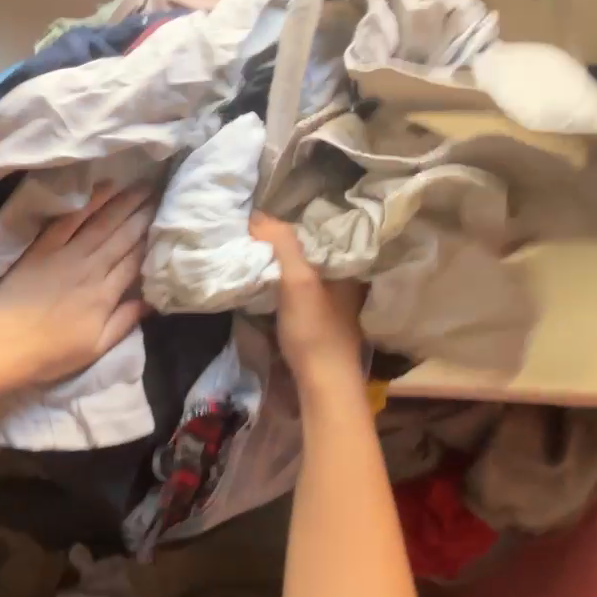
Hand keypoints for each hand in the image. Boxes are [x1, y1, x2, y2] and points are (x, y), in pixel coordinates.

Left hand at [0, 184, 154, 384]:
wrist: (4, 345)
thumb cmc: (51, 353)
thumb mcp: (96, 347)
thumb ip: (126, 321)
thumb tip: (153, 299)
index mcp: (105, 294)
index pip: (137, 259)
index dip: (154, 239)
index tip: (169, 220)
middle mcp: (90, 268)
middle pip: (124, 235)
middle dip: (145, 213)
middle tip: (164, 193)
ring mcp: (65, 254)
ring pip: (102, 222)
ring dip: (124, 202)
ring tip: (143, 185)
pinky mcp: (42, 248)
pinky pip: (69, 219)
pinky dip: (88, 203)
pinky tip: (105, 188)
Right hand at [250, 213, 365, 386]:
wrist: (322, 382)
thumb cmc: (314, 330)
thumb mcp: (297, 281)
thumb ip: (282, 244)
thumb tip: (256, 214)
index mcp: (348, 263)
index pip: (318, 228)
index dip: (290, 220)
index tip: (261, 216)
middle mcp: (344, 277)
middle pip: (308, 248)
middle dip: (281, 240)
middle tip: (249, 231)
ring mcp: (331, 299)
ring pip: (300, 268)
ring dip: (277, 260)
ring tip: (250, 250)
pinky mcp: (316, 316)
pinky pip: (295, 285)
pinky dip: (278, 279)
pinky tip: (262, 279)